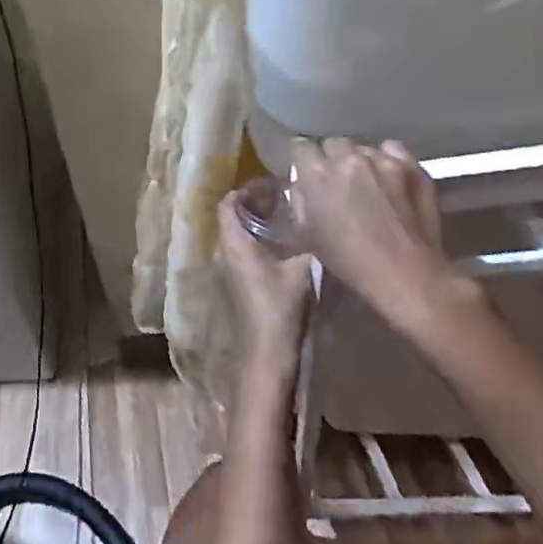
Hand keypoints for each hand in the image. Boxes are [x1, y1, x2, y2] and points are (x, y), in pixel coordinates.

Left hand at [217, 193, 313, 378]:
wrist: (265, 358)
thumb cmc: (279, 308)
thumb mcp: (302, 269)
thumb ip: (309, 241)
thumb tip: (320, 219)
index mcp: (233, 244)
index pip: (227, 204)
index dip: (244, 191)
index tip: (268, 186)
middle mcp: (222, 255)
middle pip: (231, 220)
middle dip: (254, 207)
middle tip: (282, 201)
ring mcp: (225, 274)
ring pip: (236, 239)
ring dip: (255, 228)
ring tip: (285, 222)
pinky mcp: (233, 290)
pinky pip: (239, 256)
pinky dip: (255, 246)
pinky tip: (281, 252)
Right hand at [288, 137, 461, 330]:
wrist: (404, 273)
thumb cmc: (349, 260)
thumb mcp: (307, 234)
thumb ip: (298, 200)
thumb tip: (299, 182)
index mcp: (317, 173)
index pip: (302, 147)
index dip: (304, 161)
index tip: (308, 173)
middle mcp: (348, 157)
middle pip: (333, 143)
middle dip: (332, 158)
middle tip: (338, 181)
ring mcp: (381, 158)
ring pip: (363, 147)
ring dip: (360, 161)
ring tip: (368, 185)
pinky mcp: (410, 164)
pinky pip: (392, 149)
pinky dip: (388, 158)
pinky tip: (390, 176)